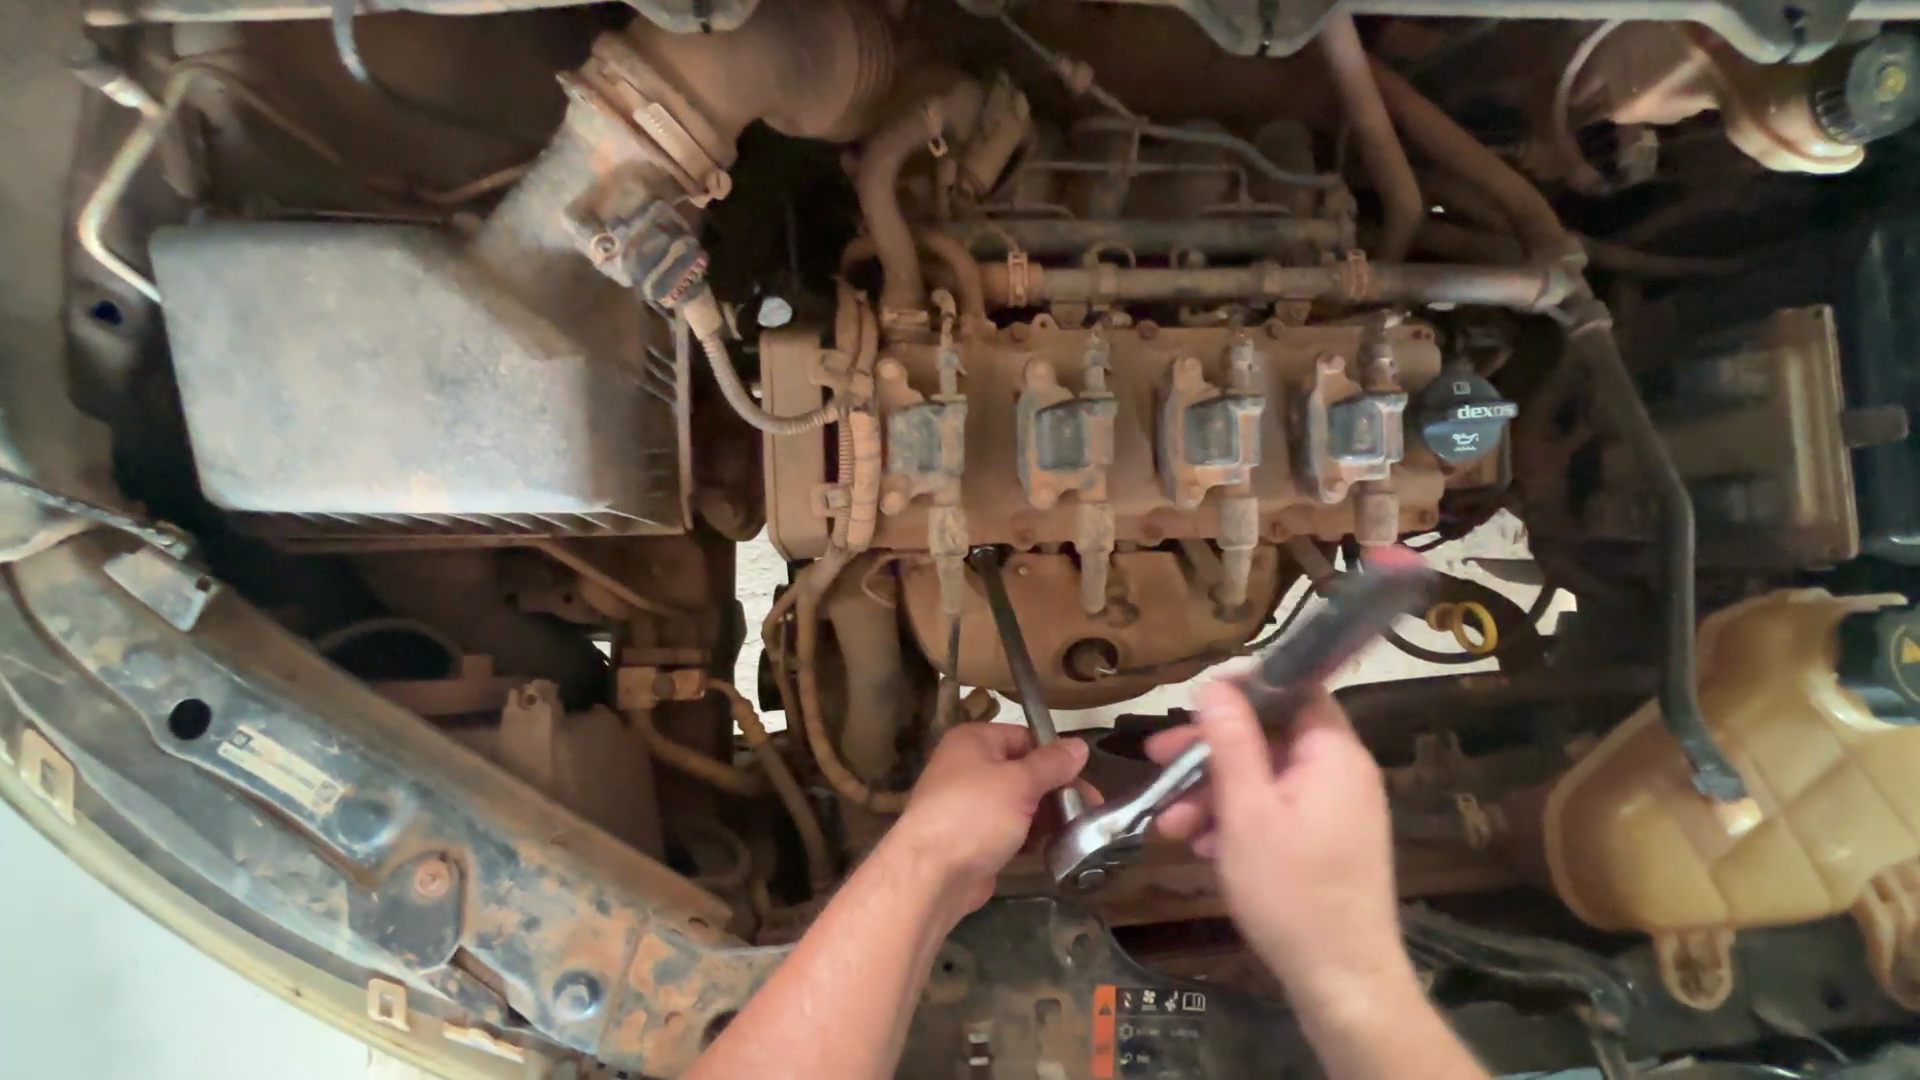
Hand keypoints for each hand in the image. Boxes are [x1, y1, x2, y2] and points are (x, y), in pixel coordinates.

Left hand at [886, 723, 1088, 914]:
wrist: (930, 875)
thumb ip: (1052, 764)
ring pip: (1017, 803)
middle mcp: (967, 767)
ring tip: (1076, 831)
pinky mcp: (971, 838)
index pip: (1023, 737)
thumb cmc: (975, 815)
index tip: (1084, 777)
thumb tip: (1080, 745)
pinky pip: (1008, 829)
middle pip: (1022, 771)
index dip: (1053, 756)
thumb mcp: (1019, 783)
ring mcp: (968, 804)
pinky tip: (1050, 848)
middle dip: (1055, 790)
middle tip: (1089, 810)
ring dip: (1045, 816)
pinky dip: (1028, 836)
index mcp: (973, 741)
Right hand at [1145, 683, 1412, 1011]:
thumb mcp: (1247, 809)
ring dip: (1212, 792)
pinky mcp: (1322, 840)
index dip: (1246, 687)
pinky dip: (1234, 819)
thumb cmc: (1291, 890)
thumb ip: (1231, 740)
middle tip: (1157, 758)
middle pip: (1267, 736)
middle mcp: (1339, 773)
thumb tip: (1214, 685)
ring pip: (1262, 777)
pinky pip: (1273, 809)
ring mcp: (1332, 809)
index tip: (1194, 700)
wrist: (1341, 984)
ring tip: (1170, 823)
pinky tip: (1200, 845)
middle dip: (1209, 750)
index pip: (1296, 689)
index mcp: (1333, 755)